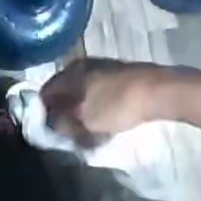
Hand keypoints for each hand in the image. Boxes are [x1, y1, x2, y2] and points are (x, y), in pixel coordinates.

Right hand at [39, 59, 184, 146]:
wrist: (157, 91)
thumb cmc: (115, 105)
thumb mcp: (83, 119)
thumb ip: (61, 122)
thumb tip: (50, 123)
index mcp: (69, 72)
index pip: (45, 92)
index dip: (43, 113)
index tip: (48, 132)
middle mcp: (81, 65)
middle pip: (64, 93)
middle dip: (64, 114)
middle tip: (68, 135)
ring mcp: (101, 68)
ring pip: (82, 94)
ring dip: (82, 112)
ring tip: (88, 133)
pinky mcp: (118, 76)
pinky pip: (99, 95)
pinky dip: (98, 109)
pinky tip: (105, 123)